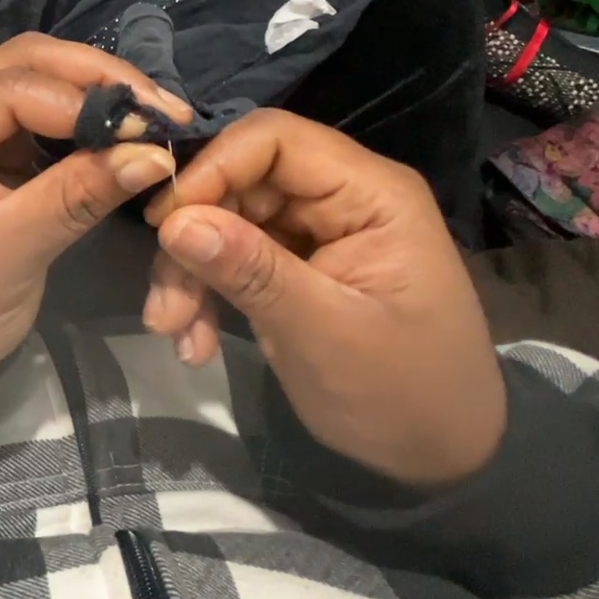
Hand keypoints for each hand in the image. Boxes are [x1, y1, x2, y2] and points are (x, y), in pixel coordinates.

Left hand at [0, 34, 188, 380]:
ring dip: (93, 86)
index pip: (6, 88)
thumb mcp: (13, 251)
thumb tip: (153, 153)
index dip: (79, 99)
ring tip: (152, 110)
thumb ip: (77, 195)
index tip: (146, 125)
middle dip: (93, 76)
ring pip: (33, 74)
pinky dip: (84, 110)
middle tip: (160, 105)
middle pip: (20, 63)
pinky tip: (122, 124)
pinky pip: (41, 107)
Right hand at [142, 109, 505, 486]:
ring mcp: (308, 229)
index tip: (167, 222)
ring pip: (218, 218)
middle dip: (191, 237)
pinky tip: (193, 340)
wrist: (433, 459)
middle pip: (235, 181)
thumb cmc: (402, 394)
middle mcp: (335, 196)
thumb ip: (251, 271)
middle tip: (164, 301)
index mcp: (369, 193)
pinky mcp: (285, 260)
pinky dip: (200, 291)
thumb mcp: (325, 335)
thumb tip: (173, 223)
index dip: (213, 166)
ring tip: (173, 330)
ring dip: (187, 272)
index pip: (274, 139)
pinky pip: (224, 253)